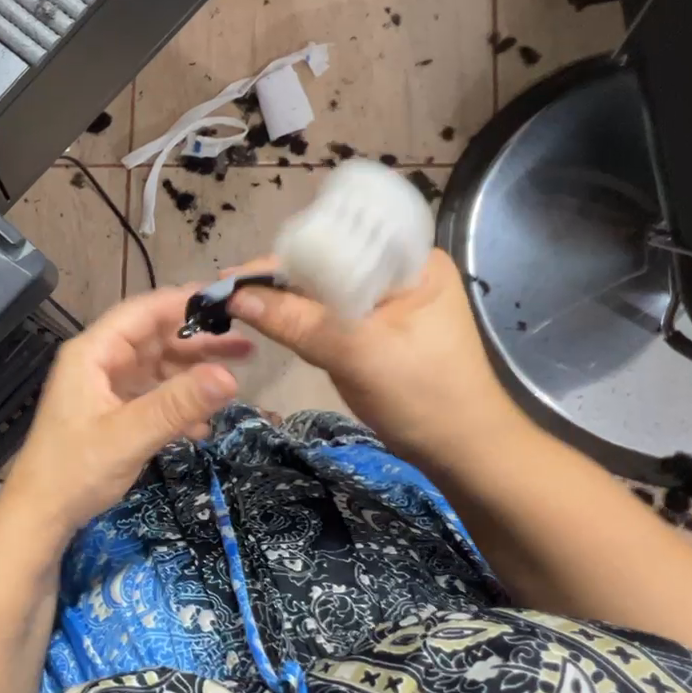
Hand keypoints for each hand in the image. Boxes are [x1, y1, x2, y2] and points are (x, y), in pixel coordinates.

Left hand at [3, 286, 250, 536]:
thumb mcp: (130, 434)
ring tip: (236, 380)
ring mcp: (105, 386)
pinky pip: (151, 395)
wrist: (41, 512)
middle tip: (246, 345)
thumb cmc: (75, 469)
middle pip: (154, 338)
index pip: (142, 312)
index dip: (183, 302)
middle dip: (198, 341)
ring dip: (192, 374)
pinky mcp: (112, 411)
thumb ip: (177, 404)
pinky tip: (205, 425)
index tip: (227, 300)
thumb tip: (229, 376)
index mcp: (92, 353)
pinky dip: (178, 404)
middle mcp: (99, 362)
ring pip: (156, 367)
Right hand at [225, 249, 528, 466]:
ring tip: (236, 301)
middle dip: (279, 274)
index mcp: (413, 263)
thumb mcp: (356, 354)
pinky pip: (327, 310)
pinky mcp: (374, 327)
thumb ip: (296, 321)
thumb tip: (234, 297)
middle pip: (327, 261)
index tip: (239, 273)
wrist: (463, 453)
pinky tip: (267, 317)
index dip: (288, 252)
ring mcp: (387, 301)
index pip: (341, 239)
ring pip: (323, 288)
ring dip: (284, 296)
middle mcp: (399, 273)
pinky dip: (297, 315)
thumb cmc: (424, 397)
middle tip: (228, 288)